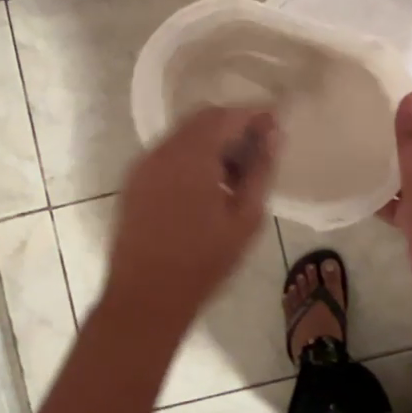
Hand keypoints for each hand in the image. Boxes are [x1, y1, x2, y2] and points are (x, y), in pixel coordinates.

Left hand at [107, 108, 277, 317]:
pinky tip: (210, 186)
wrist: (145, 299)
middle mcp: (162, 151)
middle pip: (202, 119)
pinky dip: (192, 157)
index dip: (255, 113)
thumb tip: (274, 136)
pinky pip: (168, 155)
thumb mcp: (245, 218)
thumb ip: (261, 171)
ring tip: (238, 171)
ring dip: (212, 141)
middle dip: (234, 125)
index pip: (227, 115)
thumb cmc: (203, 262)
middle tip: (261, 147)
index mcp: (191, 155)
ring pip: (184, 136)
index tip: (277, 121)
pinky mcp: (134, 183)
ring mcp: (143, 166)